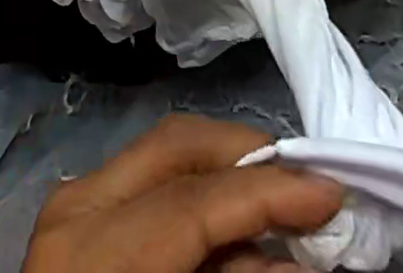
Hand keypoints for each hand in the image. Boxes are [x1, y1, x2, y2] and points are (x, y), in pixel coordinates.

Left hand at [23, 115, 344, 272]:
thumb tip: (299, 259)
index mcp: (94, 253)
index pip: (196, 200)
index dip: (269, 193)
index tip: (329, 191)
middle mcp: (77, 209)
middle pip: (180, 144)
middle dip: (249, 154)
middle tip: (303, 181)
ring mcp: (73, 203)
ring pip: (166, 149)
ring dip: (228, 167)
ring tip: (277, 197)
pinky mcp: (78, 210)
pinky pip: (150, 175)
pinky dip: (200, 187)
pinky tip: (234, 216)